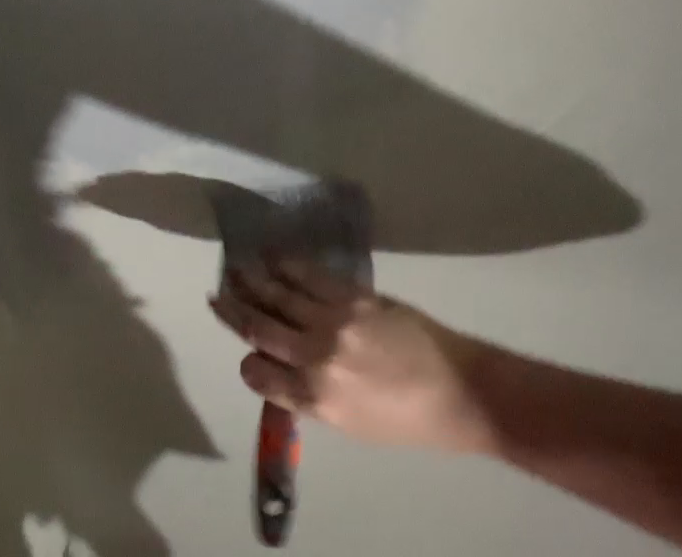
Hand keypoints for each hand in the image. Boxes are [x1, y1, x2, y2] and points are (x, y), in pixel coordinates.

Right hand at [208, 258, 502, 454]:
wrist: (466, 392)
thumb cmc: (410, 420)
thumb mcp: (350, 425)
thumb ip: (308, 397)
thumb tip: (280, 370)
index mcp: (314, 396)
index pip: (258, 372)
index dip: (247, 362)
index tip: (245, 351)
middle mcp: (315, 357)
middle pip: (259, 327)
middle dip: (232, 310)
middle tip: (215, 295)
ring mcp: (333, 322)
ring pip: (277, 296)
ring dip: (251, 281)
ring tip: (234, 269)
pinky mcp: (354, 297)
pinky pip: (308, 276)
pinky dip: (286, 265)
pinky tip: (272, 257)